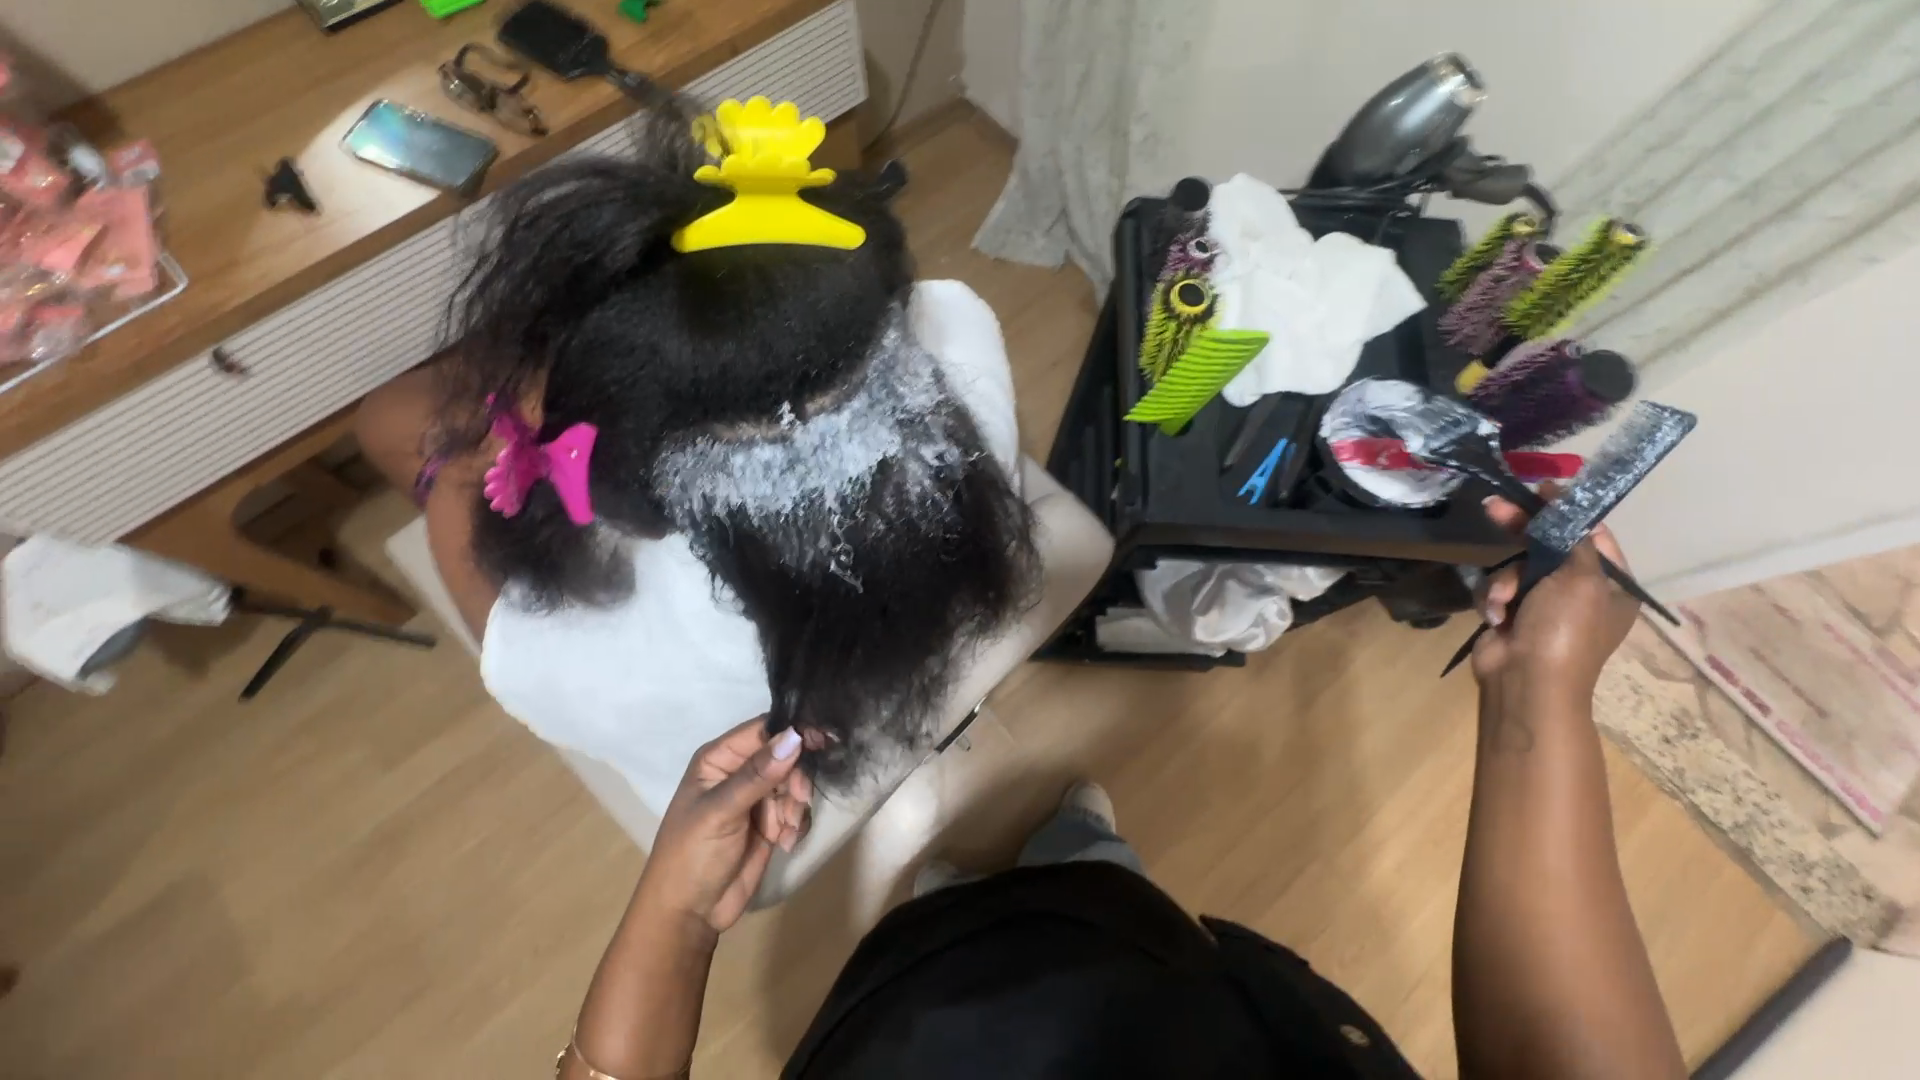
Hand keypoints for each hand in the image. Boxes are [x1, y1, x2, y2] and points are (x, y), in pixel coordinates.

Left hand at [634, 718, 813, 936]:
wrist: (689, 914)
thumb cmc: (692, 855)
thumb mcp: (721, 812)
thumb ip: (758, 775)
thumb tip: (795, 736)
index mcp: (719, 759)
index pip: (762, 730)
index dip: (792, 732)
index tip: (821, 740)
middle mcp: (739, 772)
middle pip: (785, 756)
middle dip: (796, 778)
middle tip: (799, 800)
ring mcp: (756, 799)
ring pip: (795, 784)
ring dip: (796, 805)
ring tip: (783, 829)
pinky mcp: (770, 823)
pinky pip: (797, 810)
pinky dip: (796, 824)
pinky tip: (784, 842)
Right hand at [1473, 491, 1640, 698]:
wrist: (1528, 679)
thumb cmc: (1565, 628)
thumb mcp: (1581, 578)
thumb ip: (1572, 536)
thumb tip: (1562, 497)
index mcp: (1611, 586)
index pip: (1592, 536)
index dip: (1566, 513)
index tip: (1541, 491)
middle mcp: (1579, 593)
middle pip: (1547, 547)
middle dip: (1520, 533)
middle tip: (1494, 507)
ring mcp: (1543, 605)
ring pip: (1515, 568)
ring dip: (1505, 581)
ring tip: (1503, 601)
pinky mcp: (1511, 616)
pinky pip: (1497, 590)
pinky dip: (1493, 601)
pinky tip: (1496, 617)